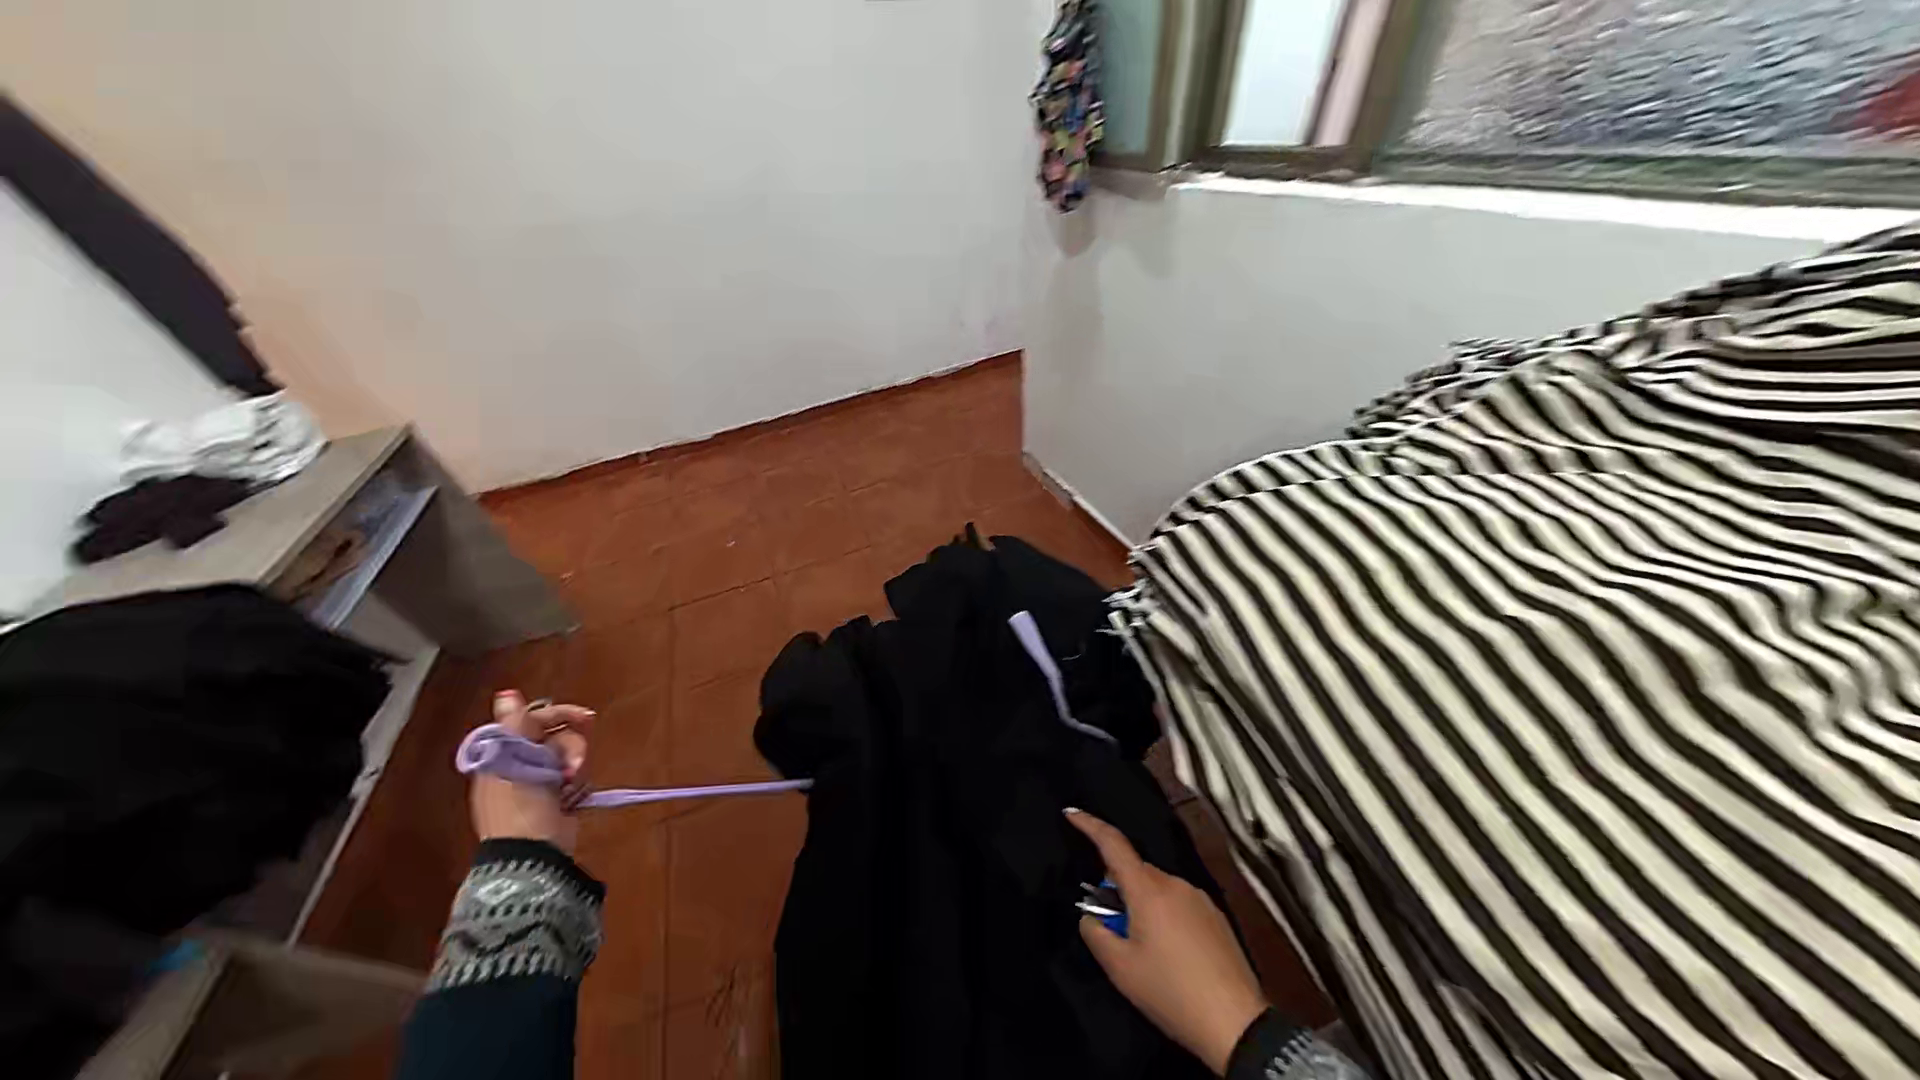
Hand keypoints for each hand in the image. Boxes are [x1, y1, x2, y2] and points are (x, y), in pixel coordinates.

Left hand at [469, 690, 593, 853]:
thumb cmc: (519, 806)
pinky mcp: (559, 795)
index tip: (586, 718)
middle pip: (558, 736)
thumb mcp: (514, 761)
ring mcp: (541, 780)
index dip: (561, 714)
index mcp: (505, 752)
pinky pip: (578, 775)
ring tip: (570, 785)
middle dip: (571, 747)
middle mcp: (522, 762)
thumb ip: (515, 726)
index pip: (536, 718)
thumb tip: (507, 694)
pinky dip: (579, 782)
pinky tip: (573, 795)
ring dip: (577, 766)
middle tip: (571, 765)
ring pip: (571, 754)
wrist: (532, 852)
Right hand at [1067, 807, 1268, 1075]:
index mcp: (1148, 890)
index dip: (1089, 825)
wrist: (1238, 1026)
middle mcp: (1174, 884)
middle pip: (1135, 871)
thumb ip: (1096, 933)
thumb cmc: (1171, 993)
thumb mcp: (1120, 969)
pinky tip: (1171, 953)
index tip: (1070, 813)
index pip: (1113, 844)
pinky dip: (1165, 916)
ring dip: (1143, 905)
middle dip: (1118, 889)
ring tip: (1144, 948)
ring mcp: (1199, 898)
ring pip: (1158, 889)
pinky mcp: (1217, 917)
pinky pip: (1179, 903)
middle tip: (1111, 925)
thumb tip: (1091, 917)